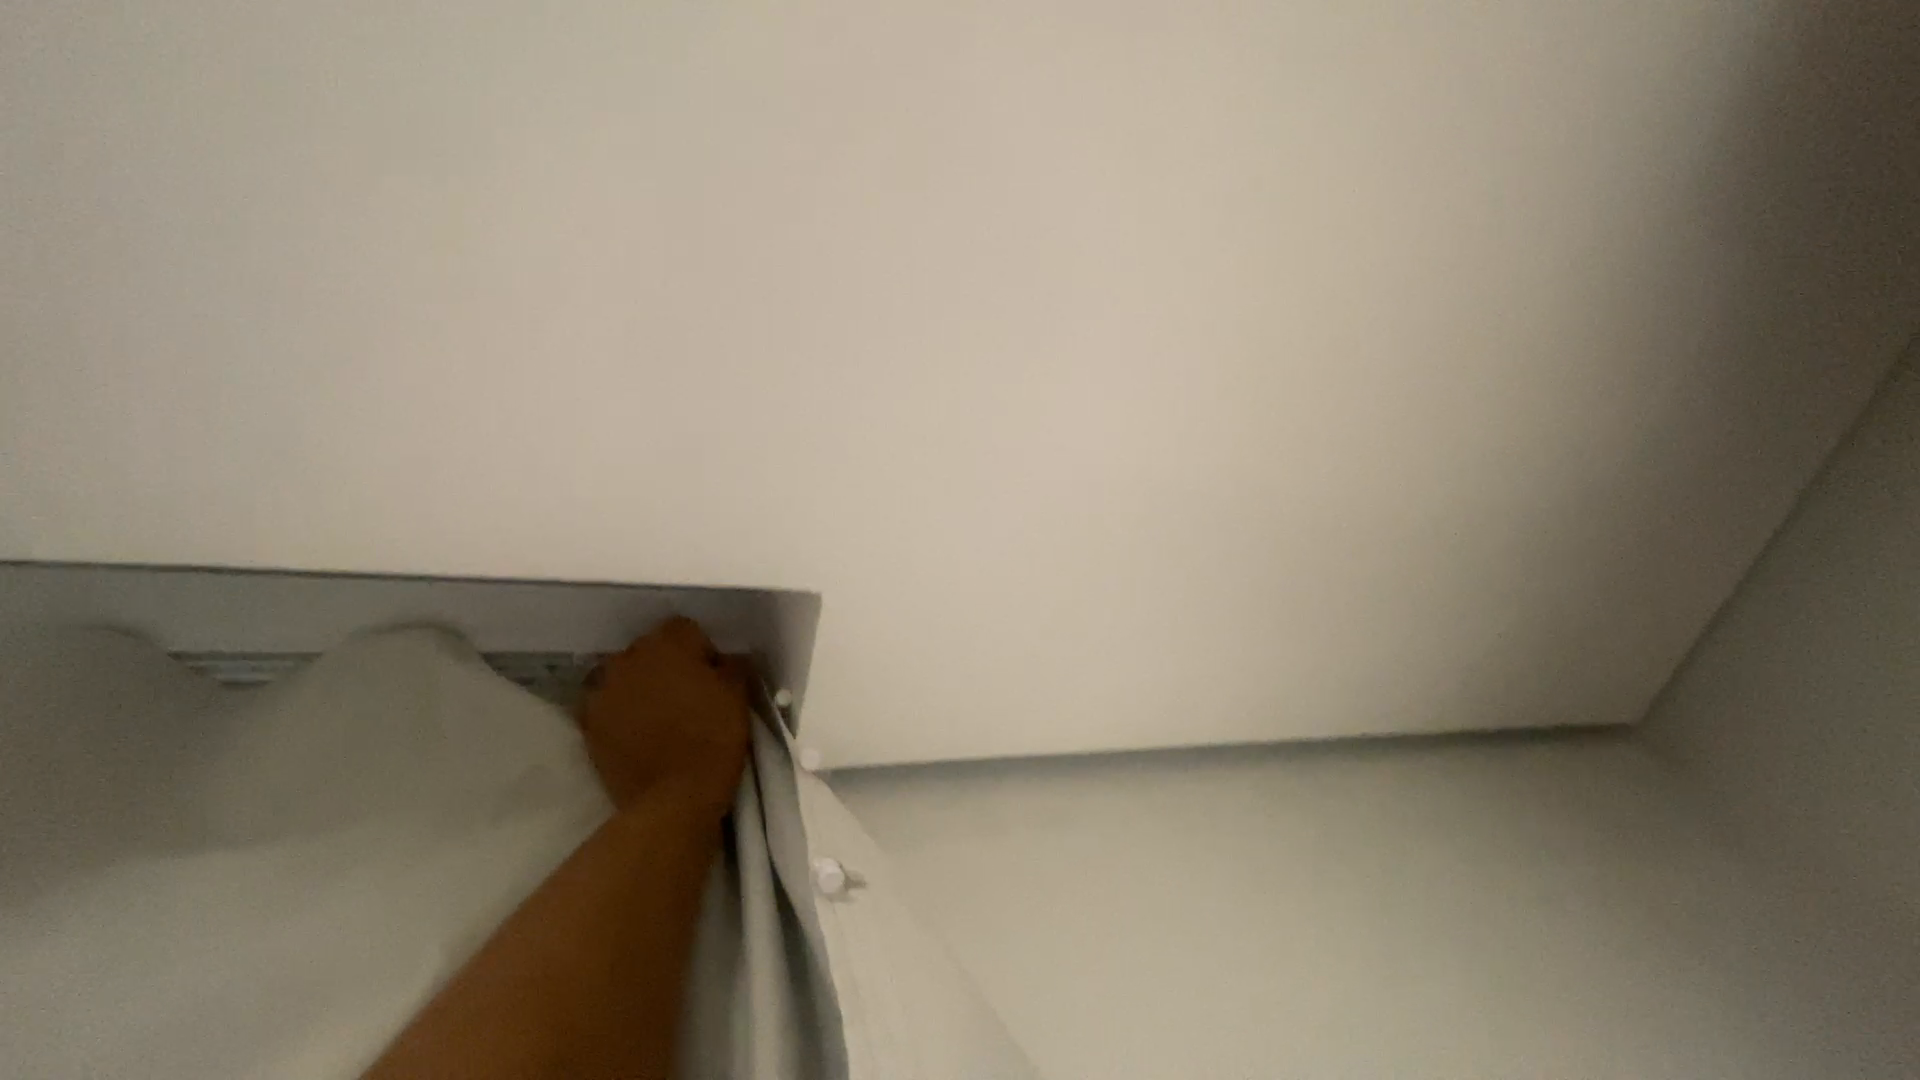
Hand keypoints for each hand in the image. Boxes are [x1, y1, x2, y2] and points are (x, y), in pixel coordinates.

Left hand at [578, 617, 751, 818]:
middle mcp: (628, 659)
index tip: (712, 677)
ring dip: (640, 684)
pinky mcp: (588, 722)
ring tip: (658, 713)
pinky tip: (636, 729)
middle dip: (667, 664)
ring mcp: (603, 690)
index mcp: (668, 645)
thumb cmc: (713, 739)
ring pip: (624, 674)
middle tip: (687, 694)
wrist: (673, 798)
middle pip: (650, 648)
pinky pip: (605, 703)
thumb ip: (732, 666)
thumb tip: (724, 659)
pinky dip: (619, 709)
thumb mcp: (738, 696)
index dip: (701, 650)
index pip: (685, 629)